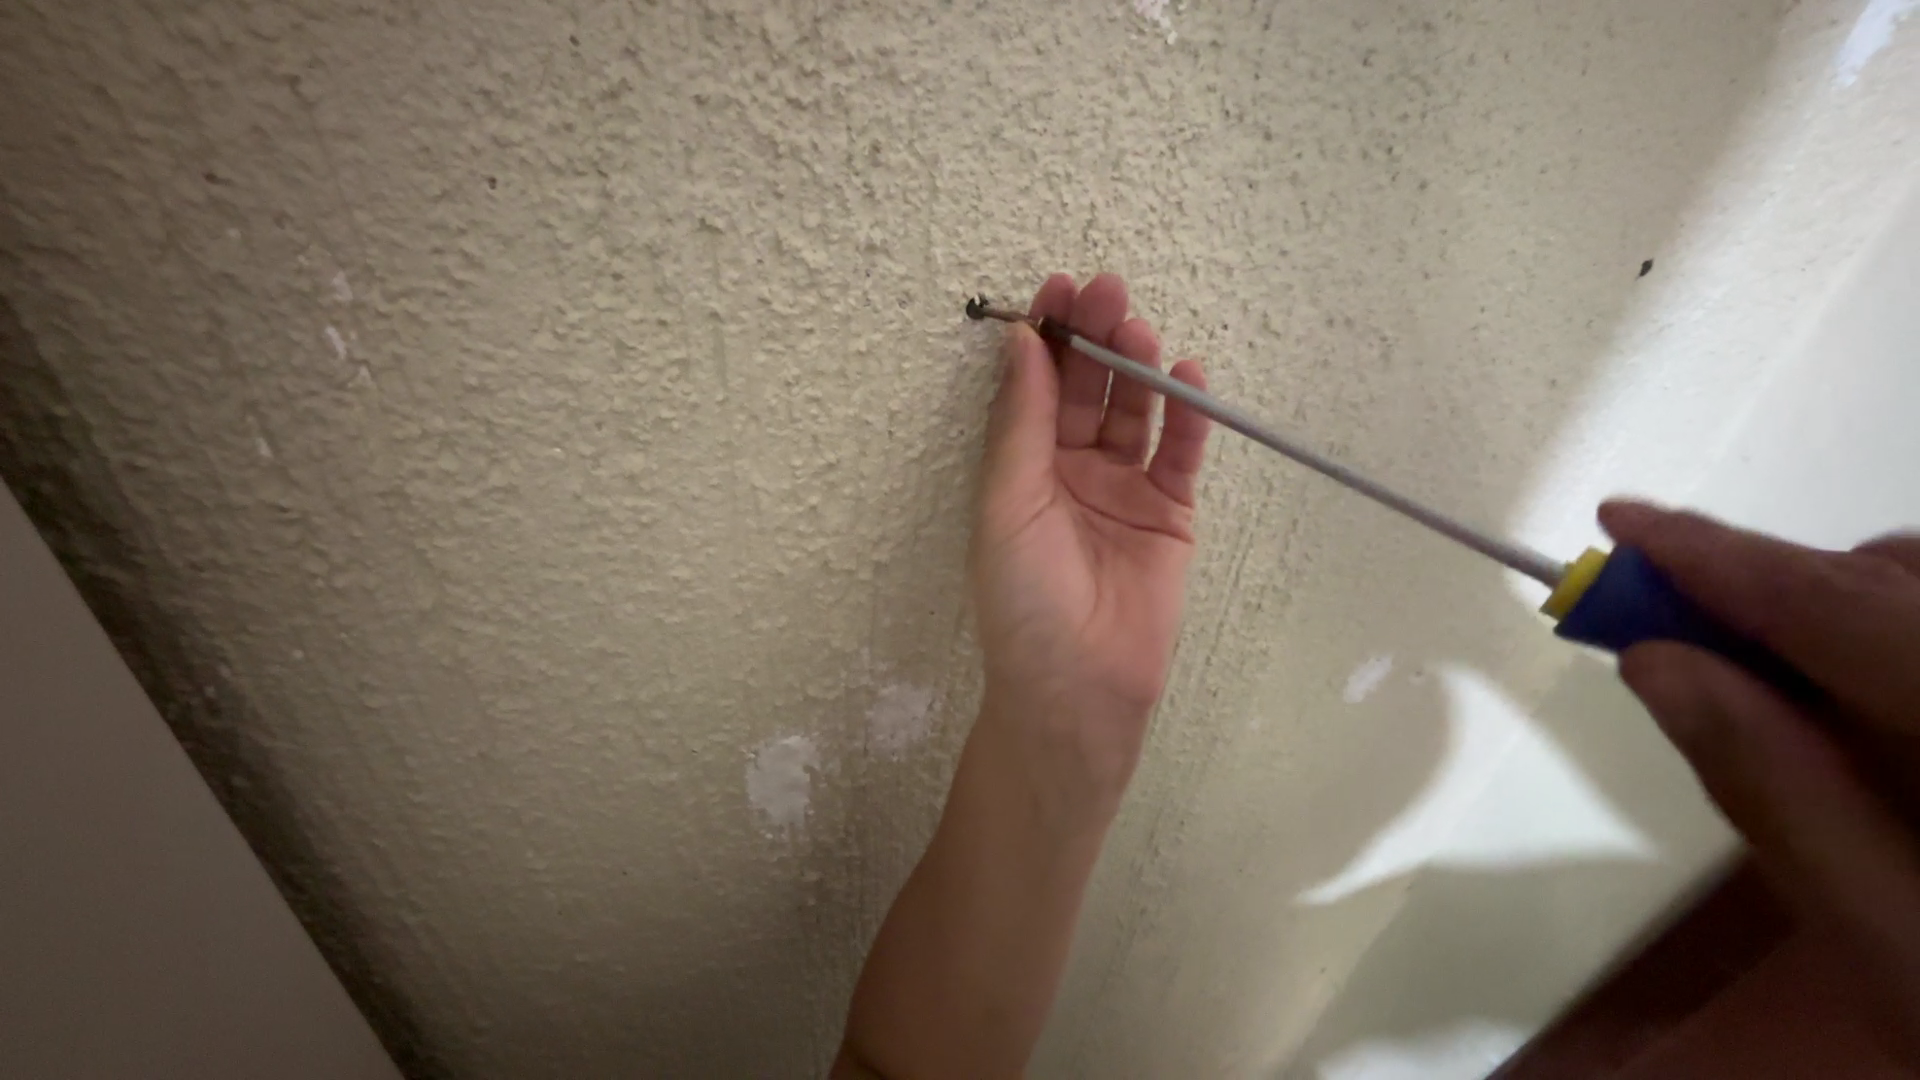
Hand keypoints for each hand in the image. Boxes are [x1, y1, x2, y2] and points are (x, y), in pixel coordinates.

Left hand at [969, 273, 1211, 817]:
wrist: (1077, 685)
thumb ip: (1021, 424)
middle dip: (1094, 339)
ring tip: (1138, 329)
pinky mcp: (1169, 513)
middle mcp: (1071, 471)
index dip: (1046, 338)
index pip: (1037, 387)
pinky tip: (1188, 375)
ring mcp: (1123, 488)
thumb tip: (1020, 343)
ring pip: (1134, 412)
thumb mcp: (1009, 504)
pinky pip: (1181, 453)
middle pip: (1087, 390)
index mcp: (1022, 468)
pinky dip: (1188, 416)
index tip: (1055, 289)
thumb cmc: (1025, 600)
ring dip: (1137, 367)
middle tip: (1105, 291)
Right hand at [1603, 501, 1919, 1056]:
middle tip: (1675, 636)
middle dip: (1775, 585)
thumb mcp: (1878, 934)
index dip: (1716, 558)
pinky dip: (1877, 624)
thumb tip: (1653, 661)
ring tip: (1775, 683)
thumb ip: (1769, 787)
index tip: (1616, 520)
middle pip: (1900, 577)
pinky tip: (1851, 694)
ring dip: (1829, 604)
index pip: (1843, 613)